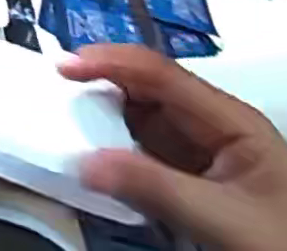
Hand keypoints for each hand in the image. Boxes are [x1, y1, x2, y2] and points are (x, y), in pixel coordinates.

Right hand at [61, 45, 286, 250]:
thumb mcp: (232, 225)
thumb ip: (158, 189)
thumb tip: (81, 161)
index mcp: (230, 119)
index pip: (158, 72)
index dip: (108, 61)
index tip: (62, 67)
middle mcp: (212, 125)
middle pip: (144, 88)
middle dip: (99, 83)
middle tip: (54, 91)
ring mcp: (203, 153)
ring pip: (140, 117)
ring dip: (104, 116)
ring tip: (64, 118)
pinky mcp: (194, 180)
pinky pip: (144, 150)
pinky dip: (115, 148)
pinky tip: (95, 154)